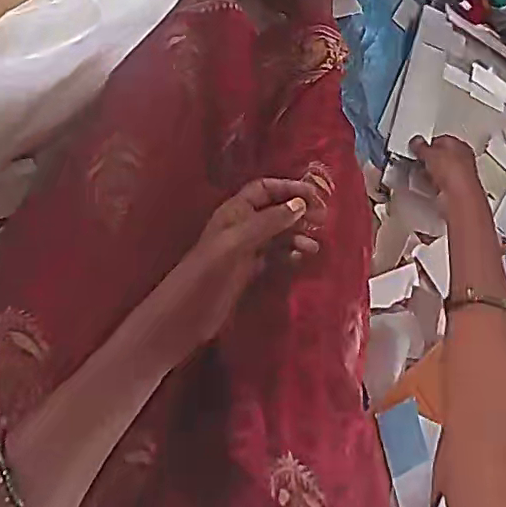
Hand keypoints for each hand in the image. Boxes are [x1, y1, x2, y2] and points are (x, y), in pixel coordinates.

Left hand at [155, 177, 323, 347]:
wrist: (182, 318)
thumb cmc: (206, 275)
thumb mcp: (237, 243)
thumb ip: (269, 221)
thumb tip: (300, 204)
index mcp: (234, 212)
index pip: (265, 189)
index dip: (289, 188)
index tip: (314, 196)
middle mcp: (241, 226)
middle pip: (275, 209)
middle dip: (299, 211)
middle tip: (323, 219)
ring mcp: (245, 249)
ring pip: (278, 233)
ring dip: (298, 234)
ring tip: (315, 244)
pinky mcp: (249, 271)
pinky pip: (275, 255)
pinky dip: (290, 253)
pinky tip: (302, 258)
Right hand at [411, 135, 484, 209]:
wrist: (459, 194)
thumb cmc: (452, 171)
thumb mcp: (428, 154)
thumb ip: (420, 146)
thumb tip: (416, 142)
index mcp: (458, 144)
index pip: (441, 139)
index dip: (427, 144)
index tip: (417, 148)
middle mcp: (463, 157)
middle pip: (443, 154)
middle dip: (431, 159)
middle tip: (420, 161)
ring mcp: (462, 173)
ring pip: (444, 170)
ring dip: (434, 173)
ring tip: (425, 176)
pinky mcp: (459, 188)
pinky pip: (444, 183)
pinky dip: (438, 184)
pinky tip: (432, 186)